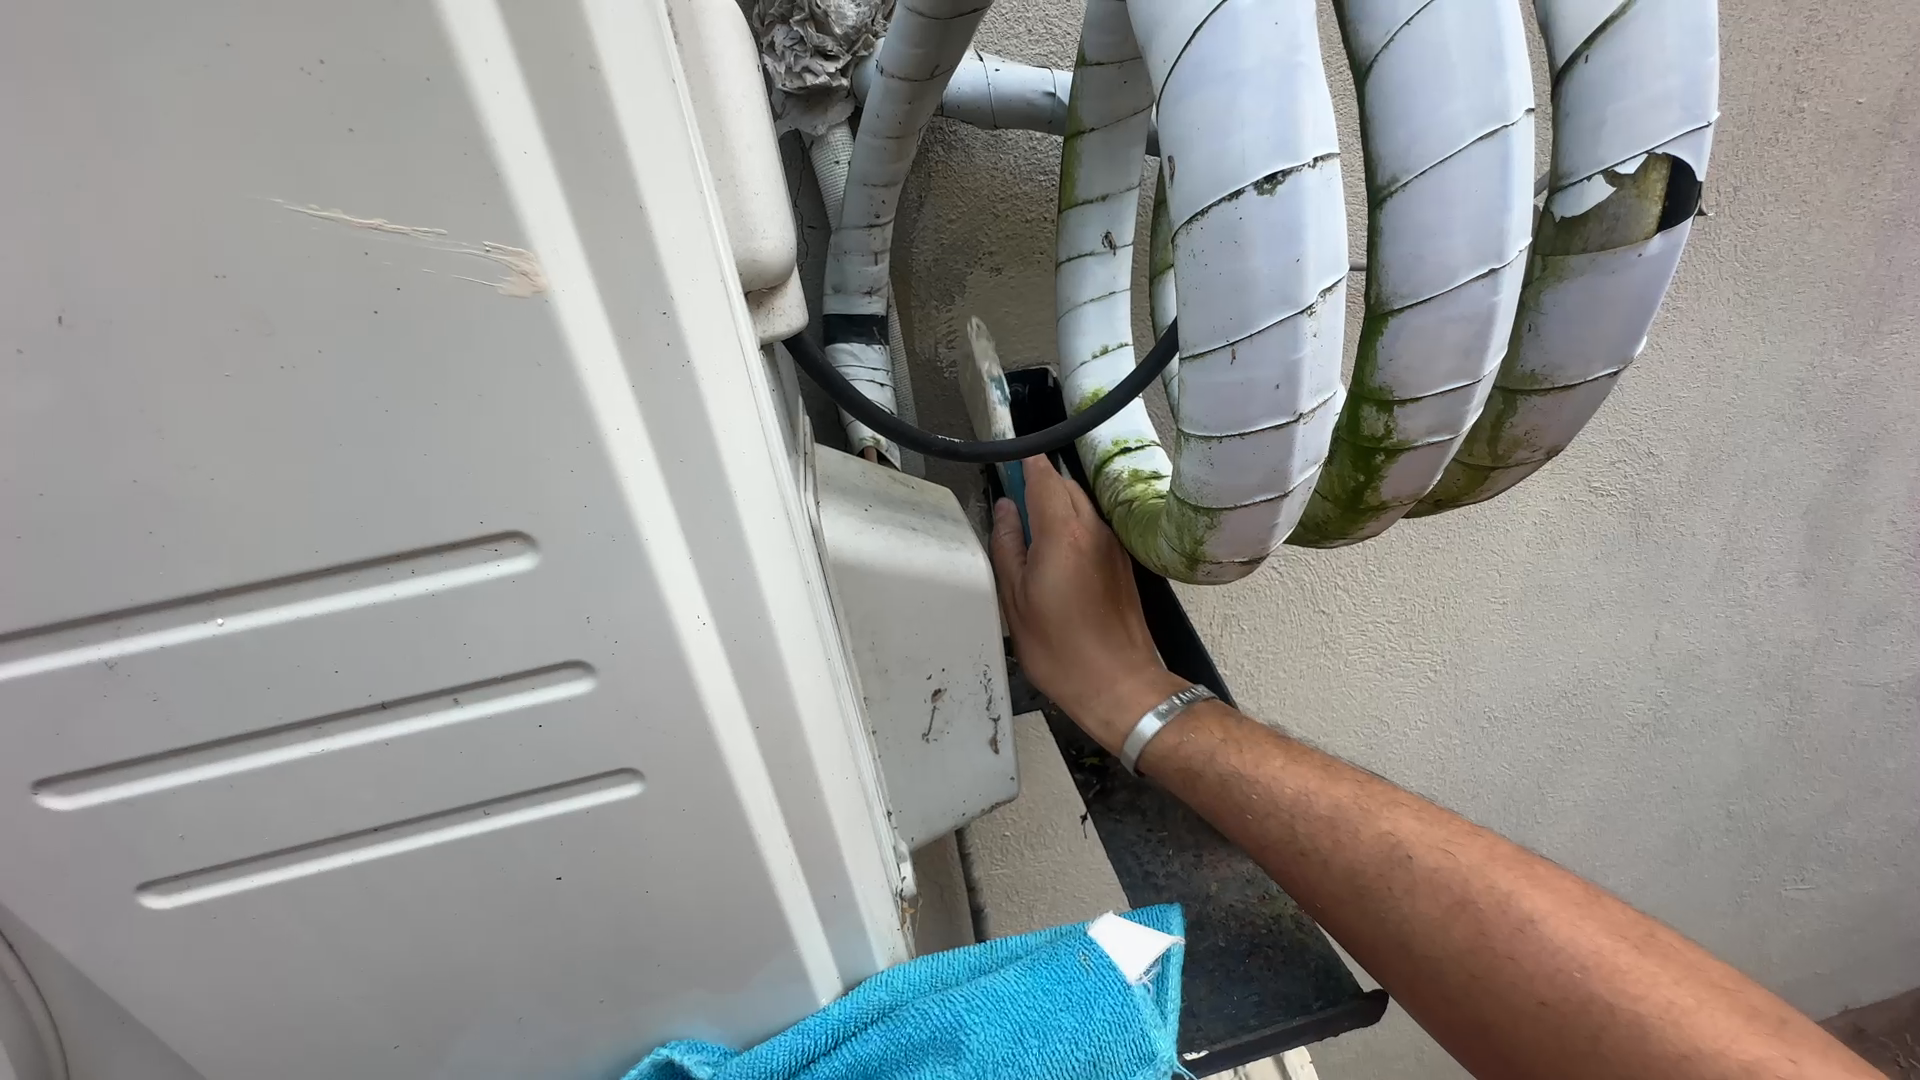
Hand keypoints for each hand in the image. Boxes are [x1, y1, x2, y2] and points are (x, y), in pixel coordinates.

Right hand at [988, 455, 1187, 751]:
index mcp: (1062, 534)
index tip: (1007, 464)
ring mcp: (1113, 545)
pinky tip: (1057, 558)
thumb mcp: (1015, 600)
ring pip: (1082, 507)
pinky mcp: (1123, 563)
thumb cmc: (1060, 649)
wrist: (1119, 684)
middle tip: (1012, 504)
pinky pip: (1094, 529)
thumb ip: (1007, 546)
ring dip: (1058, 508)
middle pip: (1066, 486)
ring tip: (1031, 534)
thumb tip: (1005, 509)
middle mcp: (1093, 530)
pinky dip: (1073, 528)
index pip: (1044, 476)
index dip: (1025, 464)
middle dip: (1040, 485)